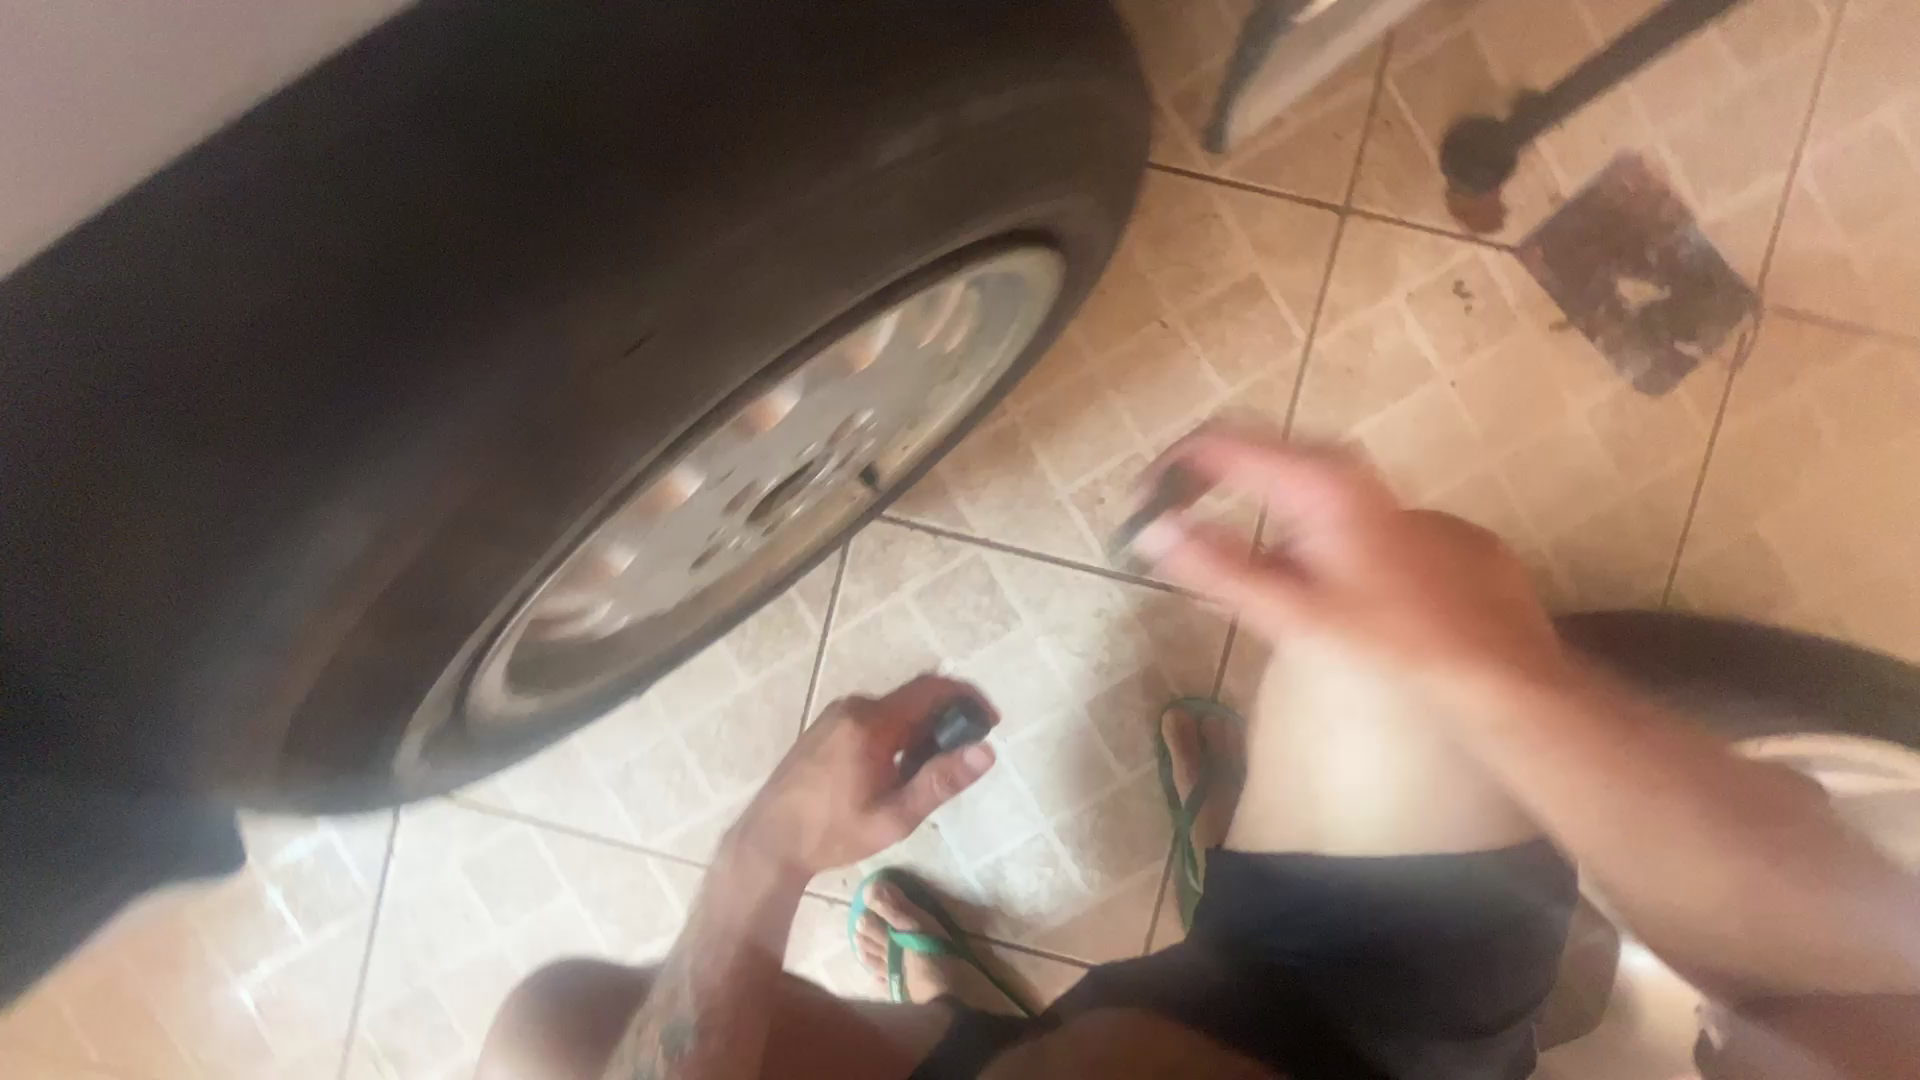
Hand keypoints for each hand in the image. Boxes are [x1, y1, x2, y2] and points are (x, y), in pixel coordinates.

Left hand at [727, 674, 997, 878]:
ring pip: (893, 709)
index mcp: (872, 722)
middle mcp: (854, 707)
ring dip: (920, 729)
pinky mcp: (824, 727)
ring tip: (929, 771)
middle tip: (963, 754)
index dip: (966, 698)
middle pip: (913, 698)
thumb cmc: (833, 832)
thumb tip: (986, 752)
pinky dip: (896, 733)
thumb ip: (940, 781)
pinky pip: (872, 718)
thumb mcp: (894, 816)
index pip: (932, 689)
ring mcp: (835, 715)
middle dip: (946, 719)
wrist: (767, 842)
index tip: (990, 720)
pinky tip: (895, 770)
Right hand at [1133, 424, 1565, 694]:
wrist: (1488, 660)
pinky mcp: (1369, 501)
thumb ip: (1215, 567)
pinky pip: (1298, 489)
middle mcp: (1336, 465)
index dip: (1169, 471)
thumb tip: (1150, 532)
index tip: (1141, 505)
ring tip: (1201, 537)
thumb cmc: (1390, 637)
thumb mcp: (1291, 610)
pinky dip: (1263, 510)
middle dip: (1195, 483)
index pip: (1216, 445)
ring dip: (1227, 496)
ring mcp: (1357, 481)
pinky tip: (1264, 557)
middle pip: (1241, 450)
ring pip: (1269, 471)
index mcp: (1315, 480)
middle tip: (1163, 521)